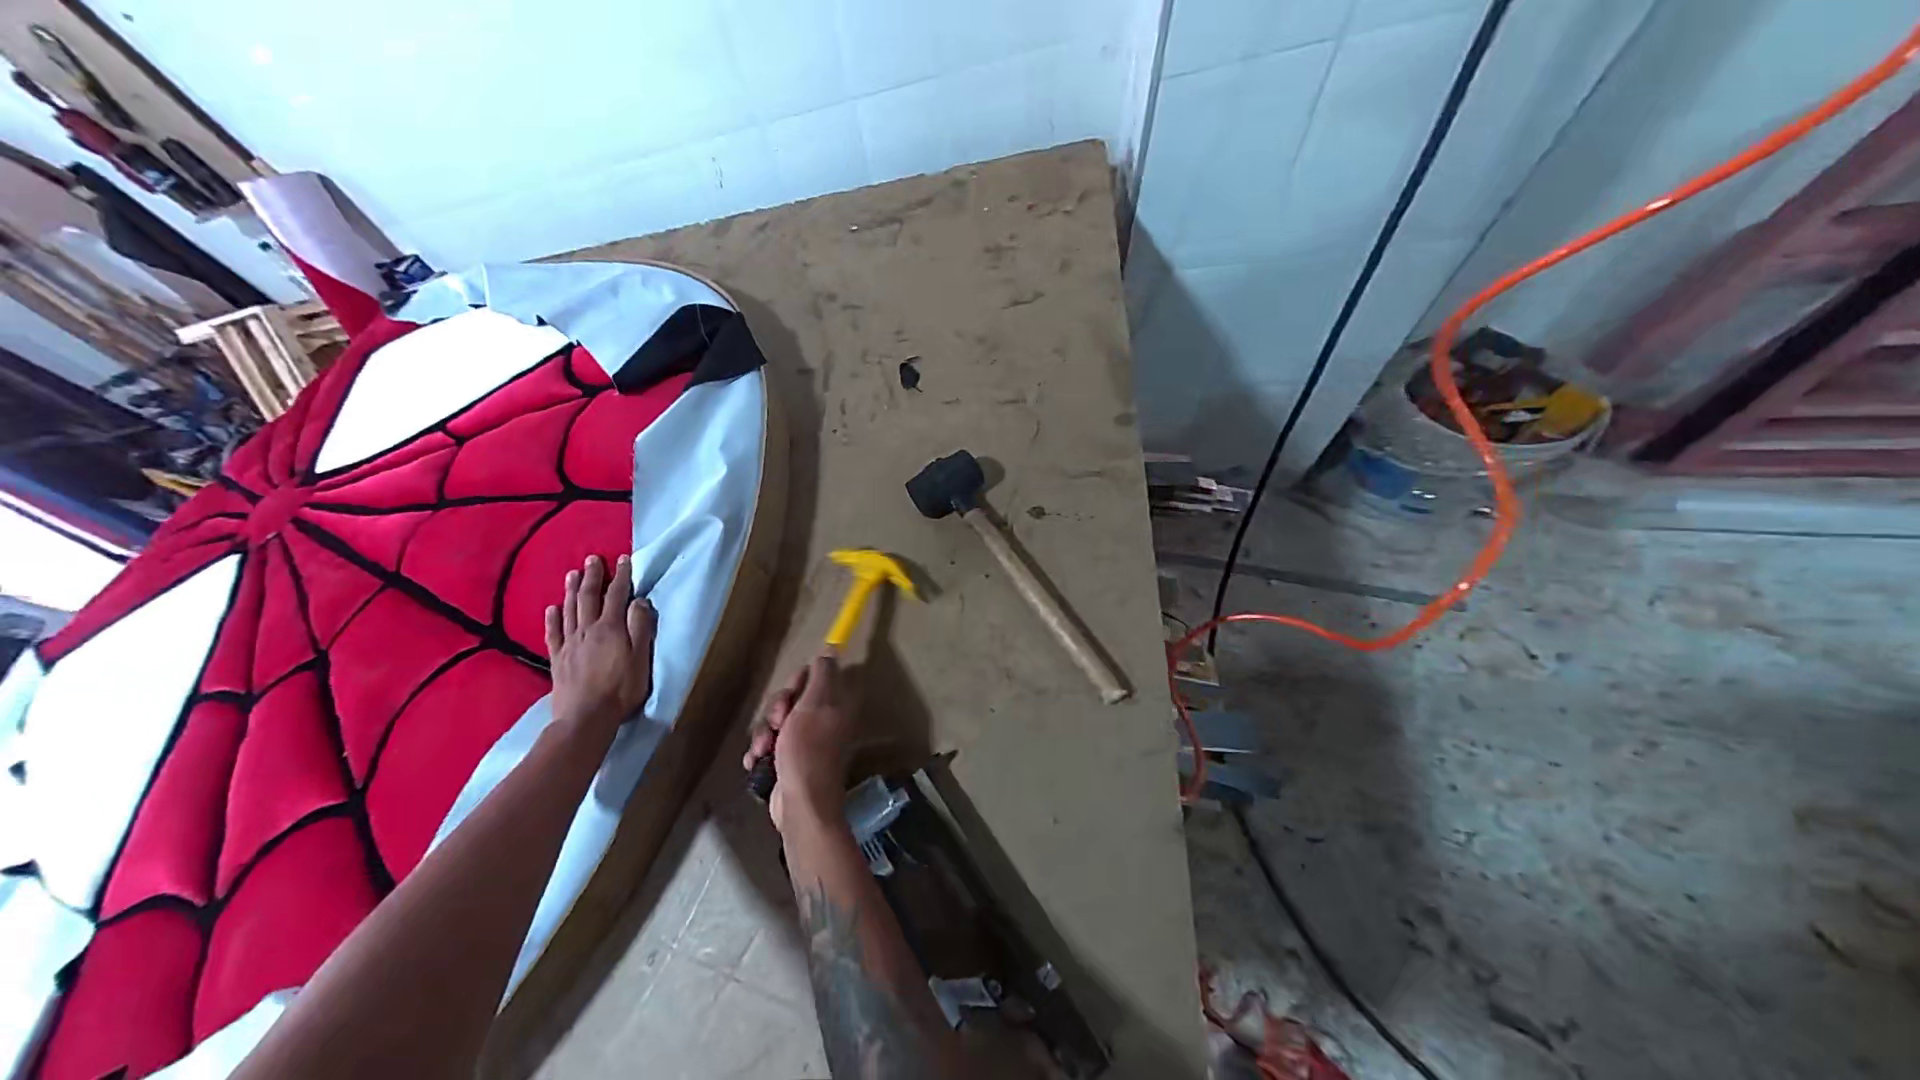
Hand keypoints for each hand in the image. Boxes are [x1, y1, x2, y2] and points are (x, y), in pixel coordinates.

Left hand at [545, 554, 655, 737]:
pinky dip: (552, 618)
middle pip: (589, 597)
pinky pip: (553, 633)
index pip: (616, 595)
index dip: (621, 576)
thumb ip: (641, 627)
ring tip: (573, 573)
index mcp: (610, 628)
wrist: (586, 718)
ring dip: (572, 590)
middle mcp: (587, 630)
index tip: (624, 559)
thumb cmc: (621, 689)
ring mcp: (570, 644)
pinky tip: (552, 608)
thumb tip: (638, 601)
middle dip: (593, 576)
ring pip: (569, 610)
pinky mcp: (558, 659)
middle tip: (593, 559)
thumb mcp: (641, 657)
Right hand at [743, 652, 852, 830]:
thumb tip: (833, 647)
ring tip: (765, 748)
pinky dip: (760, 751)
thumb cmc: (808, 749)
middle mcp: (824, 718)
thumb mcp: (816, 703)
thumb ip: (823, 674)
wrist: (800, 802)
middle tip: (777, 722)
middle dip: (777, 708)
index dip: (797, 682)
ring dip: (764, 732)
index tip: (792, 694)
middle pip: (791, 697)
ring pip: (776, 720)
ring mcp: (806, 739)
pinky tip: (757, 761)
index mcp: (836, 702)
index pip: (814, 675)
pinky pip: (769, 743)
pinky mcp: (789, 758)